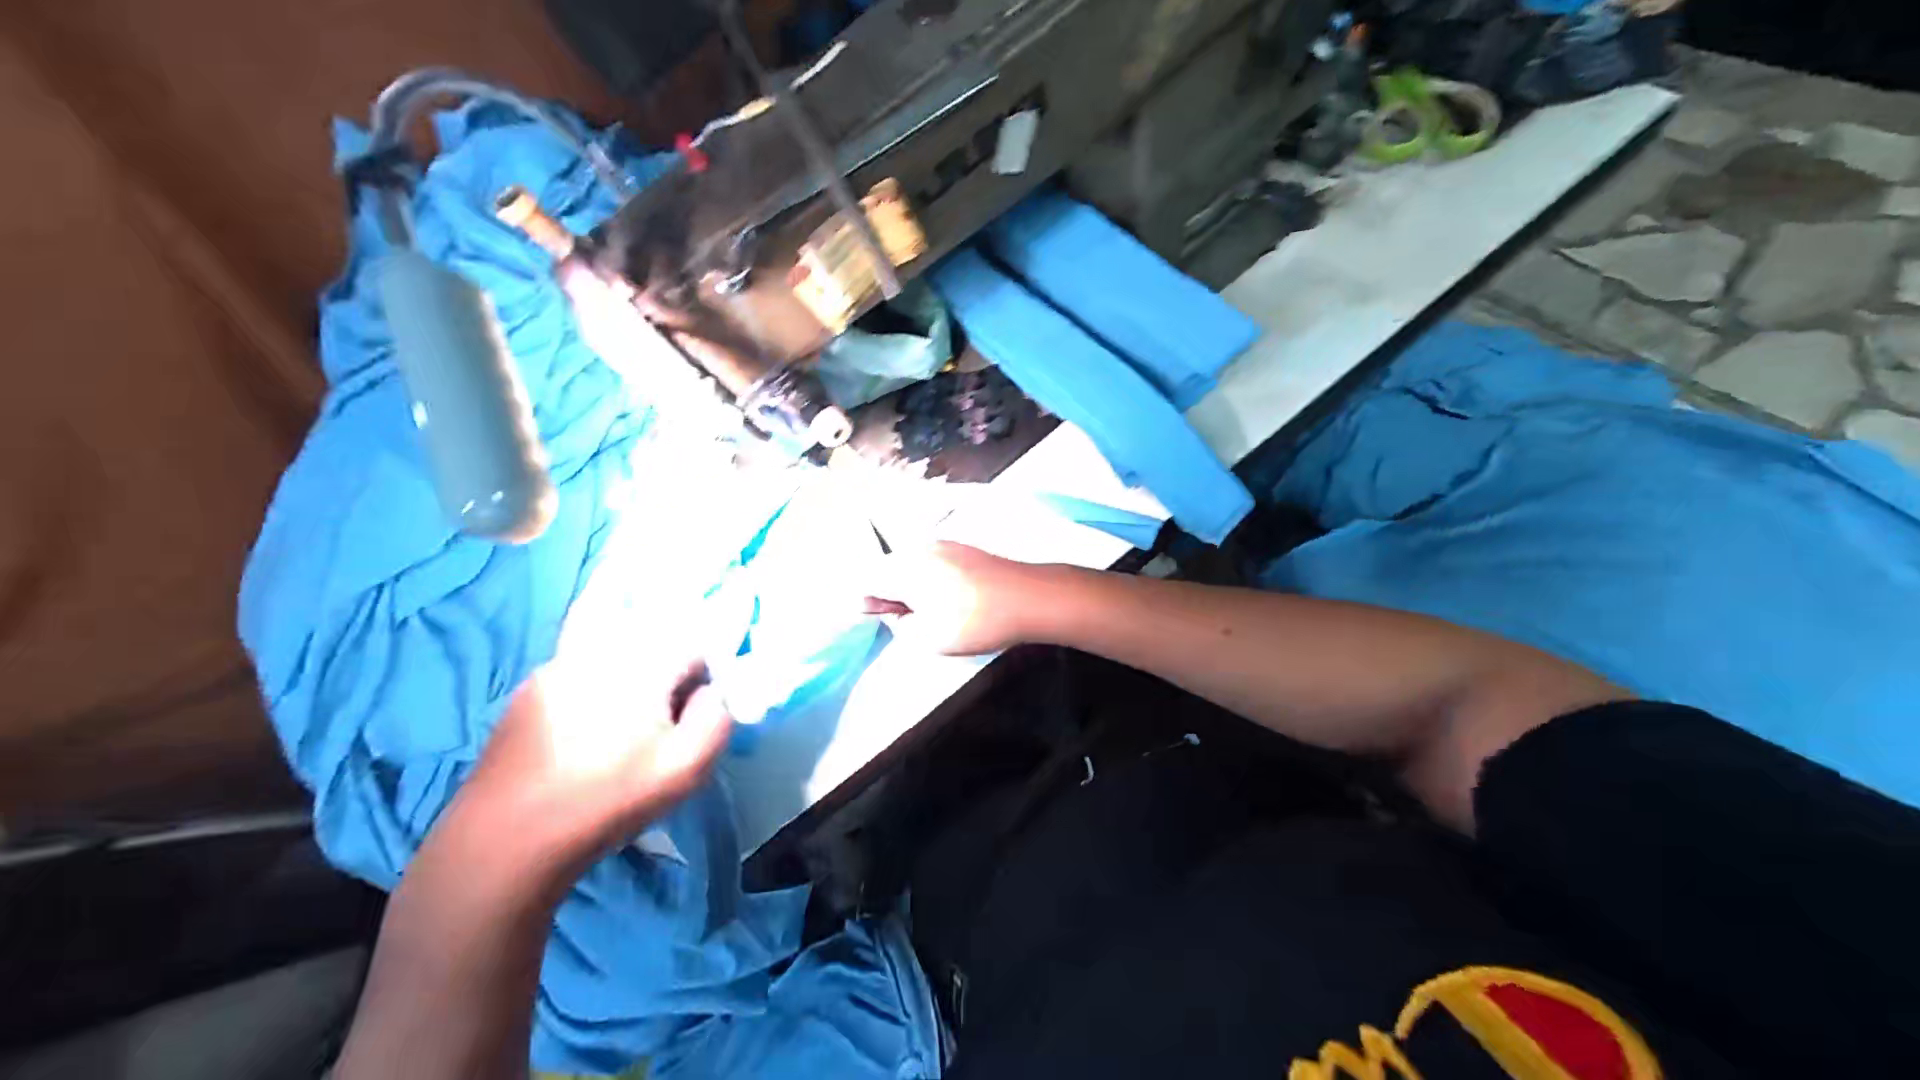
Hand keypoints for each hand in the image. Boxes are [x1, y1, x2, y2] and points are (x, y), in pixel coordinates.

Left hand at [460, 653, 733, 871]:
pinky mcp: (529, 688)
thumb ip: (717, 716)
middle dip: (665, 675)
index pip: (695, 647)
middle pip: (653, 642)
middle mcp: (599, 649)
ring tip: (619, 733)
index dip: (702, 680)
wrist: (505, 838)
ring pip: (614, 654)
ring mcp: (558, 665)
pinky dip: (594, 689)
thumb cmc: (608, 799)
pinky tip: (584, 735)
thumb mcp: (688, 766)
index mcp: (642, 662)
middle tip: (658, 726)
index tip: (691, 717)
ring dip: (629, 680)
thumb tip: (711, 691)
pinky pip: (579, 670)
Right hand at [862, 541, 1071, 655]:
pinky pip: (933, 563)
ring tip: (937, 613)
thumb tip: (894, 612)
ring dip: (913, 589)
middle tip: (913, 621)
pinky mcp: (964, 549)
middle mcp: (919, 549)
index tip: (888, 621)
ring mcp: (944, 545)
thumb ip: (900, 625)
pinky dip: (933, 581)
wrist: (1030, 598)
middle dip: (891, 595)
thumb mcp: (928, 637)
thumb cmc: (975, 621)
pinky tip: (955, 601)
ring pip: (912, 566)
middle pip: (888, 570)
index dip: (869, 603)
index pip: (866, 580)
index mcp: (904, 568)